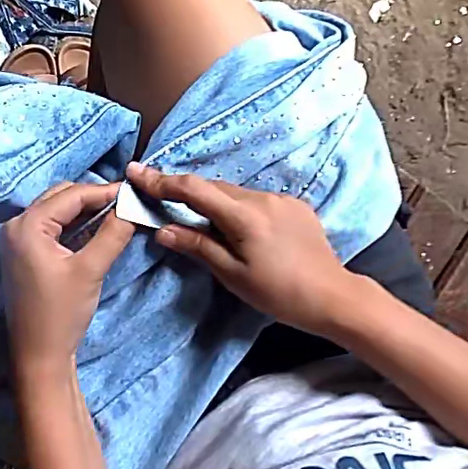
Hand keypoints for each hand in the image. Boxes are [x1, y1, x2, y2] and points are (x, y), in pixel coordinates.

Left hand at [0, 182, 135, 370]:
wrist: (39, 355)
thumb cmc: (61, 314)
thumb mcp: (91, 270)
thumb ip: (112, 234)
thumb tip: (131, 208)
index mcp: (27, 226)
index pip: (72, 195)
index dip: (105, 192)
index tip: (133, 192)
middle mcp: (16, 226)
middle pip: (62, 197)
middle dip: (94, 198)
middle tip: (127, 204)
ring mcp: (17, 240)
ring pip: (57, 211)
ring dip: (85, 211)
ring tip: (117, 215)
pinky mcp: (24, 254)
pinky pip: (52, 228)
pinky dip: (75, 225)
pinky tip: (97, 230)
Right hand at [125, 162, 362, 335]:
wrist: (331, 296)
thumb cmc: (278, 293)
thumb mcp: (232, 274)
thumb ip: (198, 247)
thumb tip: (162, 230)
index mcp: (244, 215)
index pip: (194, 190)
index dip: (161, 181)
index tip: (136, 172)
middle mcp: (262, 198)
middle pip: (215, 188)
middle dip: (187, 193)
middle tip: (161, 200)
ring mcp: (282, 200)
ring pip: (236, 194)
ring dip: (215, 203)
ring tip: (203, 223)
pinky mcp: (296, 206)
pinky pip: (257, 201)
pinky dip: (240, 209)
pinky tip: (241, 230)